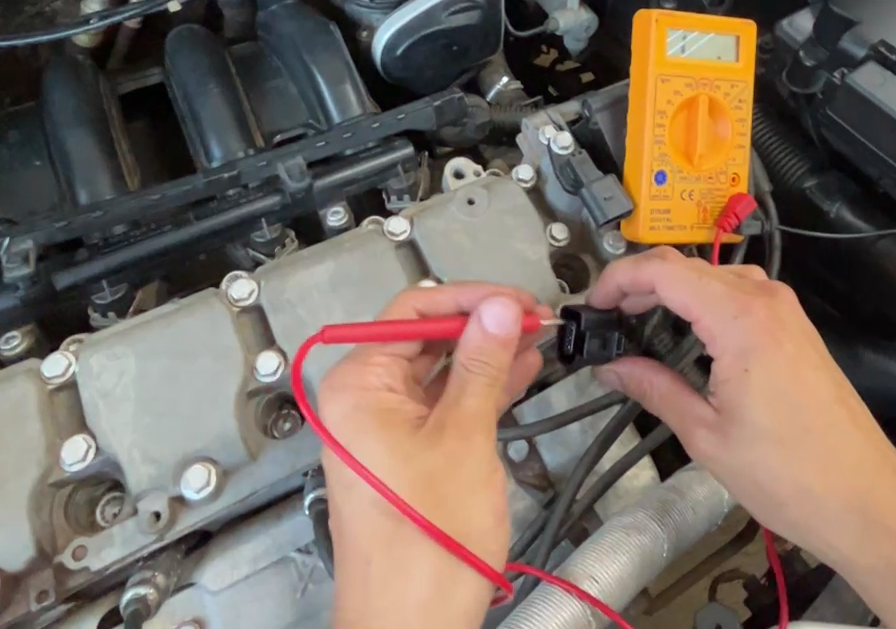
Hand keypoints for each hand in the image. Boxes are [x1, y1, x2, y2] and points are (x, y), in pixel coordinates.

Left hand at [315, 283, 551, 628]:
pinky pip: (447, 400)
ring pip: (442, 368)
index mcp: (359, 384)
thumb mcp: (463, 436)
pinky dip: (482, 385)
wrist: (415, 626)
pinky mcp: (410, 448)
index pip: (413, 311)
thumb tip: (500, 308)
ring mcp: (388, 424)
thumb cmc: (427, 539)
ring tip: (535, 336)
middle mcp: (366, 397)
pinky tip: (522, 369)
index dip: (468, 298)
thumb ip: (482, 364)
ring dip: (489, 352)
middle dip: (482, 324)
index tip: (515, 300)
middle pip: (427, 336)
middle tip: (532, 316)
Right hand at [588, 246, 895, 553]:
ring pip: (712, 273)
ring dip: (671, 287)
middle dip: (639, 281)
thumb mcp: (706, 434)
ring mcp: (784, 308)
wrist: (867, 498)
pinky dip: (702, 297)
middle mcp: (764, 300)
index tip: (594, 303)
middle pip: (685, 265)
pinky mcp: (794, 324)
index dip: (620, 278)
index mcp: (739, 319)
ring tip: (639, 318)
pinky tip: (686, 329)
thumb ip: (653, 388)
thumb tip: (611, 368)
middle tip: (608, 315)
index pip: (664, 270)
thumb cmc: (790, 474)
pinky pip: (738, 290)